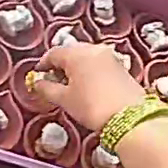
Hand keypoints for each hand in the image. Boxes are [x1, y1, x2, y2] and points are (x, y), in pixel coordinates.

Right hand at [29, 43, 148, 130]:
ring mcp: (109, 57)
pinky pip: (98, 64)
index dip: (43, 64)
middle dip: (60, 65)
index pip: (53, 53)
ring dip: (75, 68)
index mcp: (76, 54)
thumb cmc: (93, 107)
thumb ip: (47, 89)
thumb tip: (37, 83)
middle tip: (52, 80)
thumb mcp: (65, 99)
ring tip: (69, 86)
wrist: (130, 118)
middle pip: (71, 52)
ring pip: (86, 57)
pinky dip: (89, 71)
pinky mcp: (120, 67)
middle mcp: (93, 50)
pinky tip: (86, 86)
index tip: (39, 74)